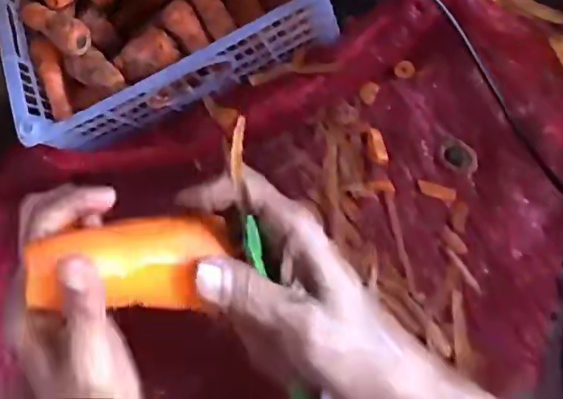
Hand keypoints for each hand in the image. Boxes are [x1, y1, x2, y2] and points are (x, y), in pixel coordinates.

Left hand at [8, 185, 142, 398]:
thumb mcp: (92, 361)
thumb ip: (83, 311)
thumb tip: (73, 256)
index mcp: (23, 301)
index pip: (35, 234)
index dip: (65, 207)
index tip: (106, 199)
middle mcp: (26, 287)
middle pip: (35, 223)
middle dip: (67, 200)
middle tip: (107, 198)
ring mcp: (43, 289)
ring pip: (48, 229)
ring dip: (73, 209)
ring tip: (107, 208)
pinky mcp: (63, 293)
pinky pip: (65, 244)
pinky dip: (82, 227)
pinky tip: (105, 229)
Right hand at [177, 168, 486, 398]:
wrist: (396, 393)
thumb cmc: (354, 349)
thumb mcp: (300, 324)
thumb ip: (248, 294)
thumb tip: (195, 266)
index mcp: (293, 226)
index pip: (242, 184)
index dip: (206, 189)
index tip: (173, 211)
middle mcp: (283, 234)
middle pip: (229, 212)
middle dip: (198, 229)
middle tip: (165, 251)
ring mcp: (280, 263)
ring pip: (228, 245)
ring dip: (208, 264)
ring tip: (180, 284)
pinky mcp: (277, 291)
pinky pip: (238, 280)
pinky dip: (221, 293)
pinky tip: (213, 316)